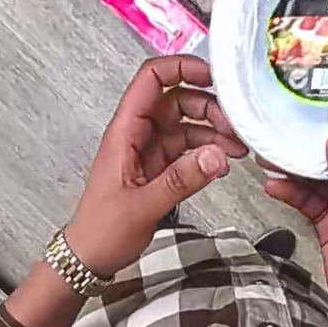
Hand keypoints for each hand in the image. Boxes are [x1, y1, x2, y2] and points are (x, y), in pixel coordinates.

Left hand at [63, 55, 248, 276]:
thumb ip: (181, 180)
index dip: (182, 68)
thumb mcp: (143, 206)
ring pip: (186, 127)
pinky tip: (222, 165)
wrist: (90, 258)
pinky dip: (207, 155)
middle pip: (177, 101)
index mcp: (125, 132)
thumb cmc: (103, 231)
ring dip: (212, 133)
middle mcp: (138, 136)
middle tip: (234, 128)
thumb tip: (215, 156)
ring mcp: (150, 153)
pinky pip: (187, 152)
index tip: (213, 77)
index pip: (151, 80)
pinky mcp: (159, 172)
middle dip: (208, 108)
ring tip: (237, 149)